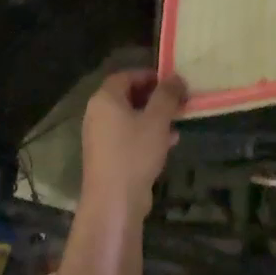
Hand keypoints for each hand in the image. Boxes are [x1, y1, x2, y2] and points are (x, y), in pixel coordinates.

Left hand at [80, 69, 186, 217]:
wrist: (114, 199)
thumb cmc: (135, 152)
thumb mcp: (157, 120)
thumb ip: (167, 95)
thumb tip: (176, 77)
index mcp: (105, 99)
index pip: (125, 76)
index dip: (149, 75)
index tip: (172, 82)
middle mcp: (98, 114)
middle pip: (127, 96)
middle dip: (155, 97)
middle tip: (178, 100)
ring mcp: (101, 136)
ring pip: (130, 118)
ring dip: (154, 116)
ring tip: (178, 120)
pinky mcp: (108, 155)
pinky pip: (129, 136)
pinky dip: (147, 134)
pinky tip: (169, 141)